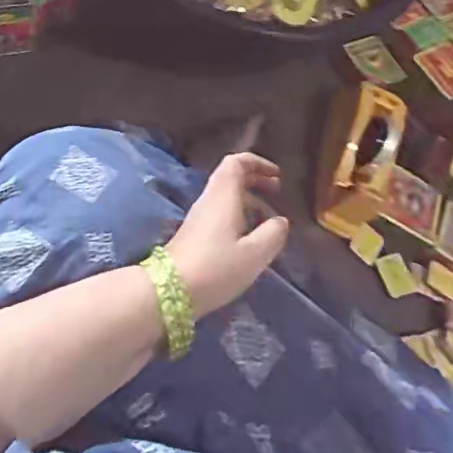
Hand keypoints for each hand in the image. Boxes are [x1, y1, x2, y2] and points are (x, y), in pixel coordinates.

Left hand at [165, 153, 289, 315]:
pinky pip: (220, 212)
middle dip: (256, 180)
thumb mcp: (254, 254)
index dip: (258, 163)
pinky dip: (239, 215)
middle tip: (277, 193)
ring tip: (269, 220)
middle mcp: (209, 200)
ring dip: (249, 200)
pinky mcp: (195, 233)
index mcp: (223, 196)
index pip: (236, 162)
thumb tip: (281, 221)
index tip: (277, 175)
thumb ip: (273, 234)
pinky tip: (250, 238)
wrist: (170, 290)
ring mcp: (199, 216)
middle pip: (231, 176)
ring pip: (226, 196)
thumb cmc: (216, 268)